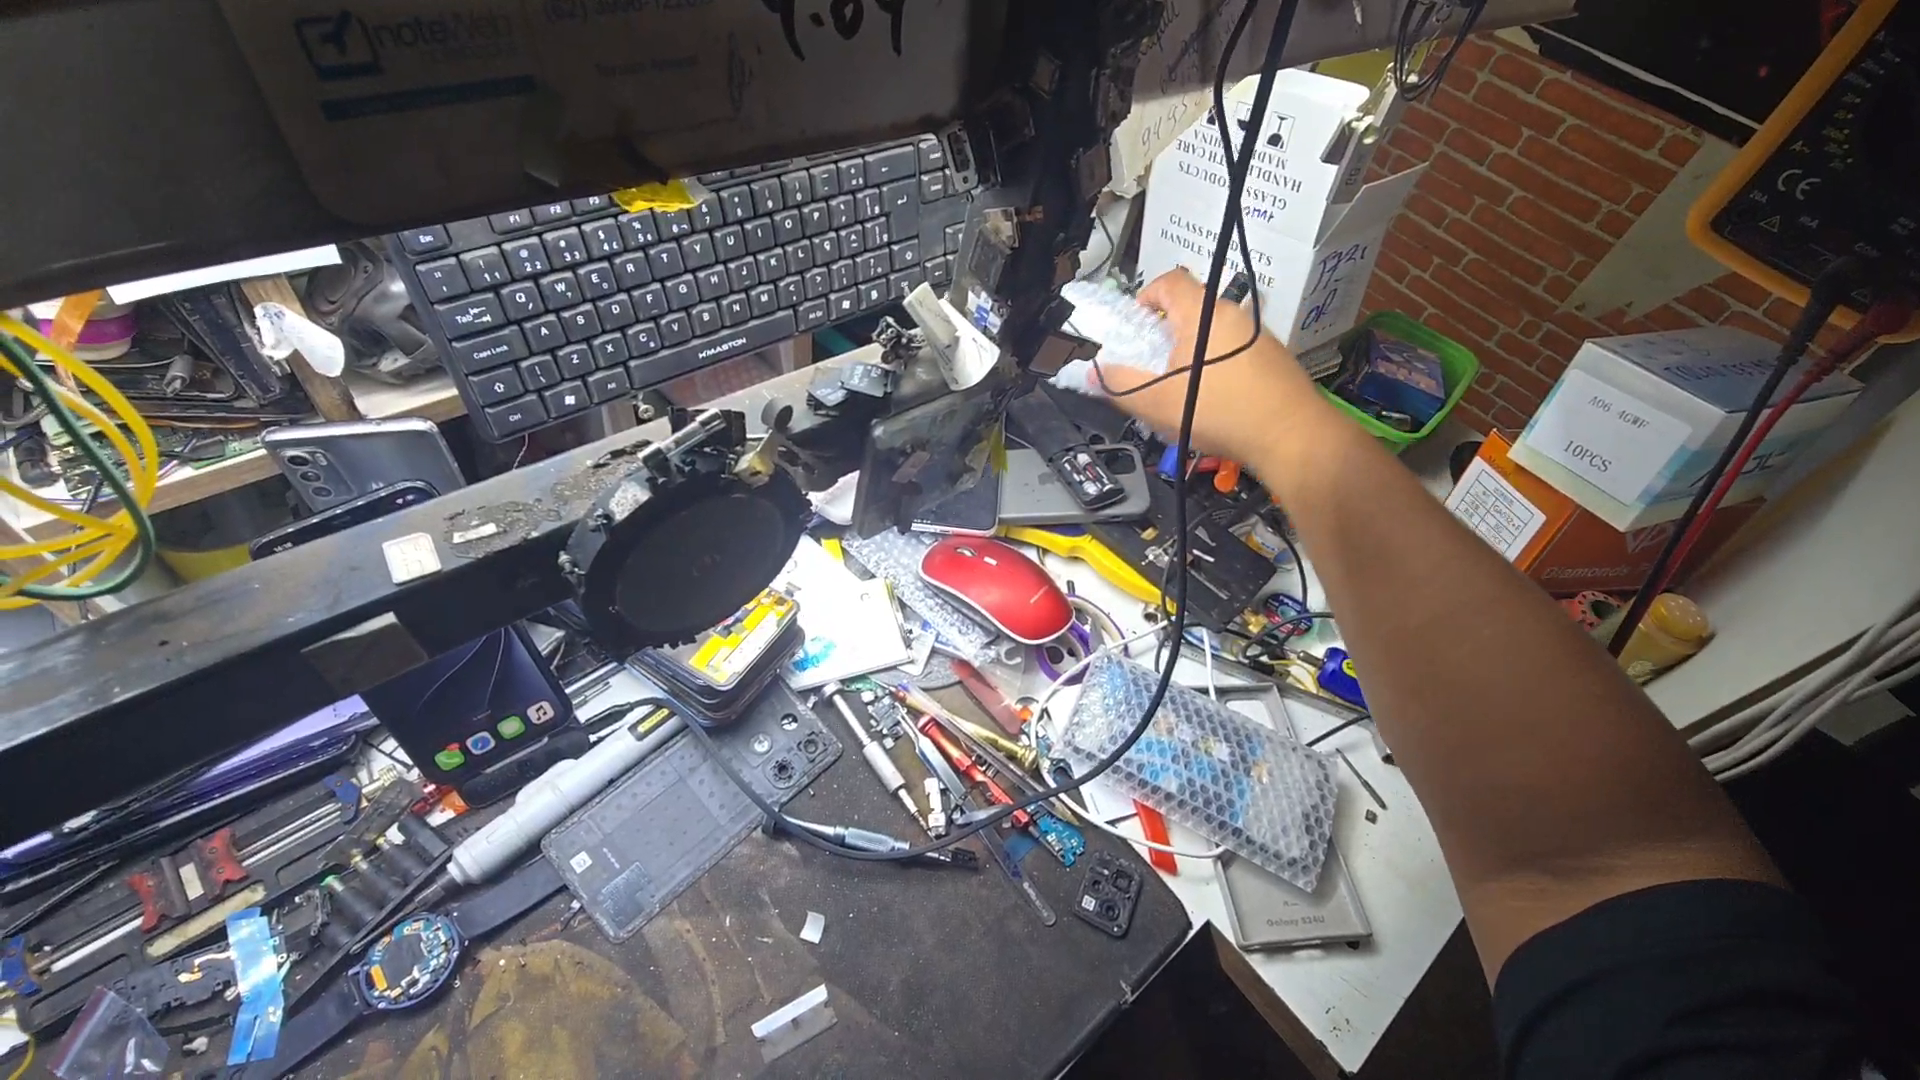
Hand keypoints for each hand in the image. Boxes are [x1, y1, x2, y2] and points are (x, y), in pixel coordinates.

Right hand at [1094, 269, 1325, 465]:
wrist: (1290, 436)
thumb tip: (1095, 372)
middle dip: (1166, 336)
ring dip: (1193, 355)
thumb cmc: (1223, 413)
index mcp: (1201, 314)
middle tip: (1153, 367)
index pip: (1169, 281)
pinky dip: (1218, 369)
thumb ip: (1119, 384)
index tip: (1137, 322)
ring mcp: (1258, 336)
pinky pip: (1235, 353)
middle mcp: (1233, 315)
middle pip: (1191, 311)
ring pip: (1214, 335)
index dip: (1147, 296)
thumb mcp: (1156, 402)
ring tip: (1183, 391)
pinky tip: (1214, 403)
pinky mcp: (1273, 358)